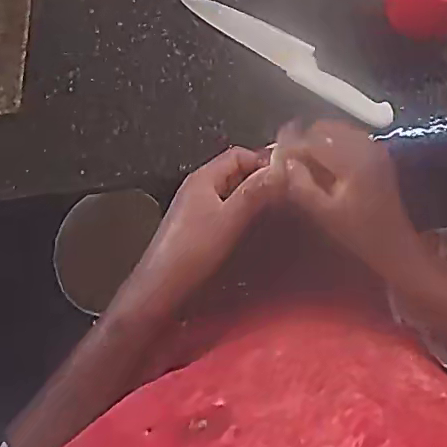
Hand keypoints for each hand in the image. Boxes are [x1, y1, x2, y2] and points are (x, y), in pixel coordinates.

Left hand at [115, 146, 282, 315]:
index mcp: (203, 178)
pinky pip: (224, 212)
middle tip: (286, 193)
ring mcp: (195, 209)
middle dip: (260, 180)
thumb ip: (254, 193)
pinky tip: (254, 231)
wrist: (159, 291)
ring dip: (252, 198)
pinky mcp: (195, 229)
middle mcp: (197, 189)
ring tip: (275, 212)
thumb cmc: (191, 253)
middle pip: (235, 172)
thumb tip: (279, 168)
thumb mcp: (229, 219)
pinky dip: (241, 215)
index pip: (239, 154)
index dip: (263, 160)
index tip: (287, 175)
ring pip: (230, 193)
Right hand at [276, 120, 419, 269]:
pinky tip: (323, 163)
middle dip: (303, 140)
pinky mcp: (376, 152)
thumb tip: (285, 162)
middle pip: (324, 129)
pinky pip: (347, 136)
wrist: (395, 243)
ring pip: (335, 130)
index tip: (276, 156)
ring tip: (303, 161)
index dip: (291, 146)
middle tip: (288, 159)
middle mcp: (365, 146)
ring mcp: (373, 147)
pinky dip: (331, 143)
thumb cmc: (359, 233)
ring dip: (316, 141)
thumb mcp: (324, 213)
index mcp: (353, 161)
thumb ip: (301, 185)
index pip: (313, 141)